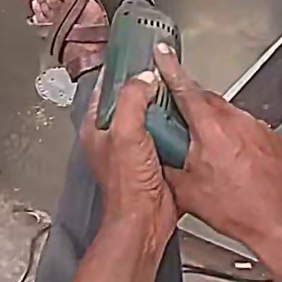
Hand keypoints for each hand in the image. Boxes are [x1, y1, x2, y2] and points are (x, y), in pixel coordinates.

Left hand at [80, 71, 179, 239]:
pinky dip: (175, 126)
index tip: (138, 59)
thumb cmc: (127, 187)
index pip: (106, 89)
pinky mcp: (154, 159)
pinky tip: (185, 120)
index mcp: (97, 128)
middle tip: (162, 75)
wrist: (145, 221)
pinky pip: (165, 134)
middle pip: (131, 101)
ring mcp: (134, 148)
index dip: (121, 73)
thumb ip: (133, 99)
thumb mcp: (126, 133)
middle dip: (147, 89)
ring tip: (175, 93)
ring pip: (150, 116)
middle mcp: (114, 136)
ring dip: (163, 108)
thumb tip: (145, 78)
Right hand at [151, 45, 281, 254]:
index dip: (170, 69)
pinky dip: (235, 138)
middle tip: (179, 123)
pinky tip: (233, 162)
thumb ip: (167, 165)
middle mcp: (236, 121)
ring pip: (227, 115)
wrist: (281, 223)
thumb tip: (156, 157)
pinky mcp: (271, 136)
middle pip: (206, 100)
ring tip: (210, 155)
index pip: (185, 88)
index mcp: (212, 128)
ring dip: (215, 126)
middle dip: (191, 107)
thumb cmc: (241, 210)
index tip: (162, 53)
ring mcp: (257, 126)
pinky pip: (246, 128)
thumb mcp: (188, 191)